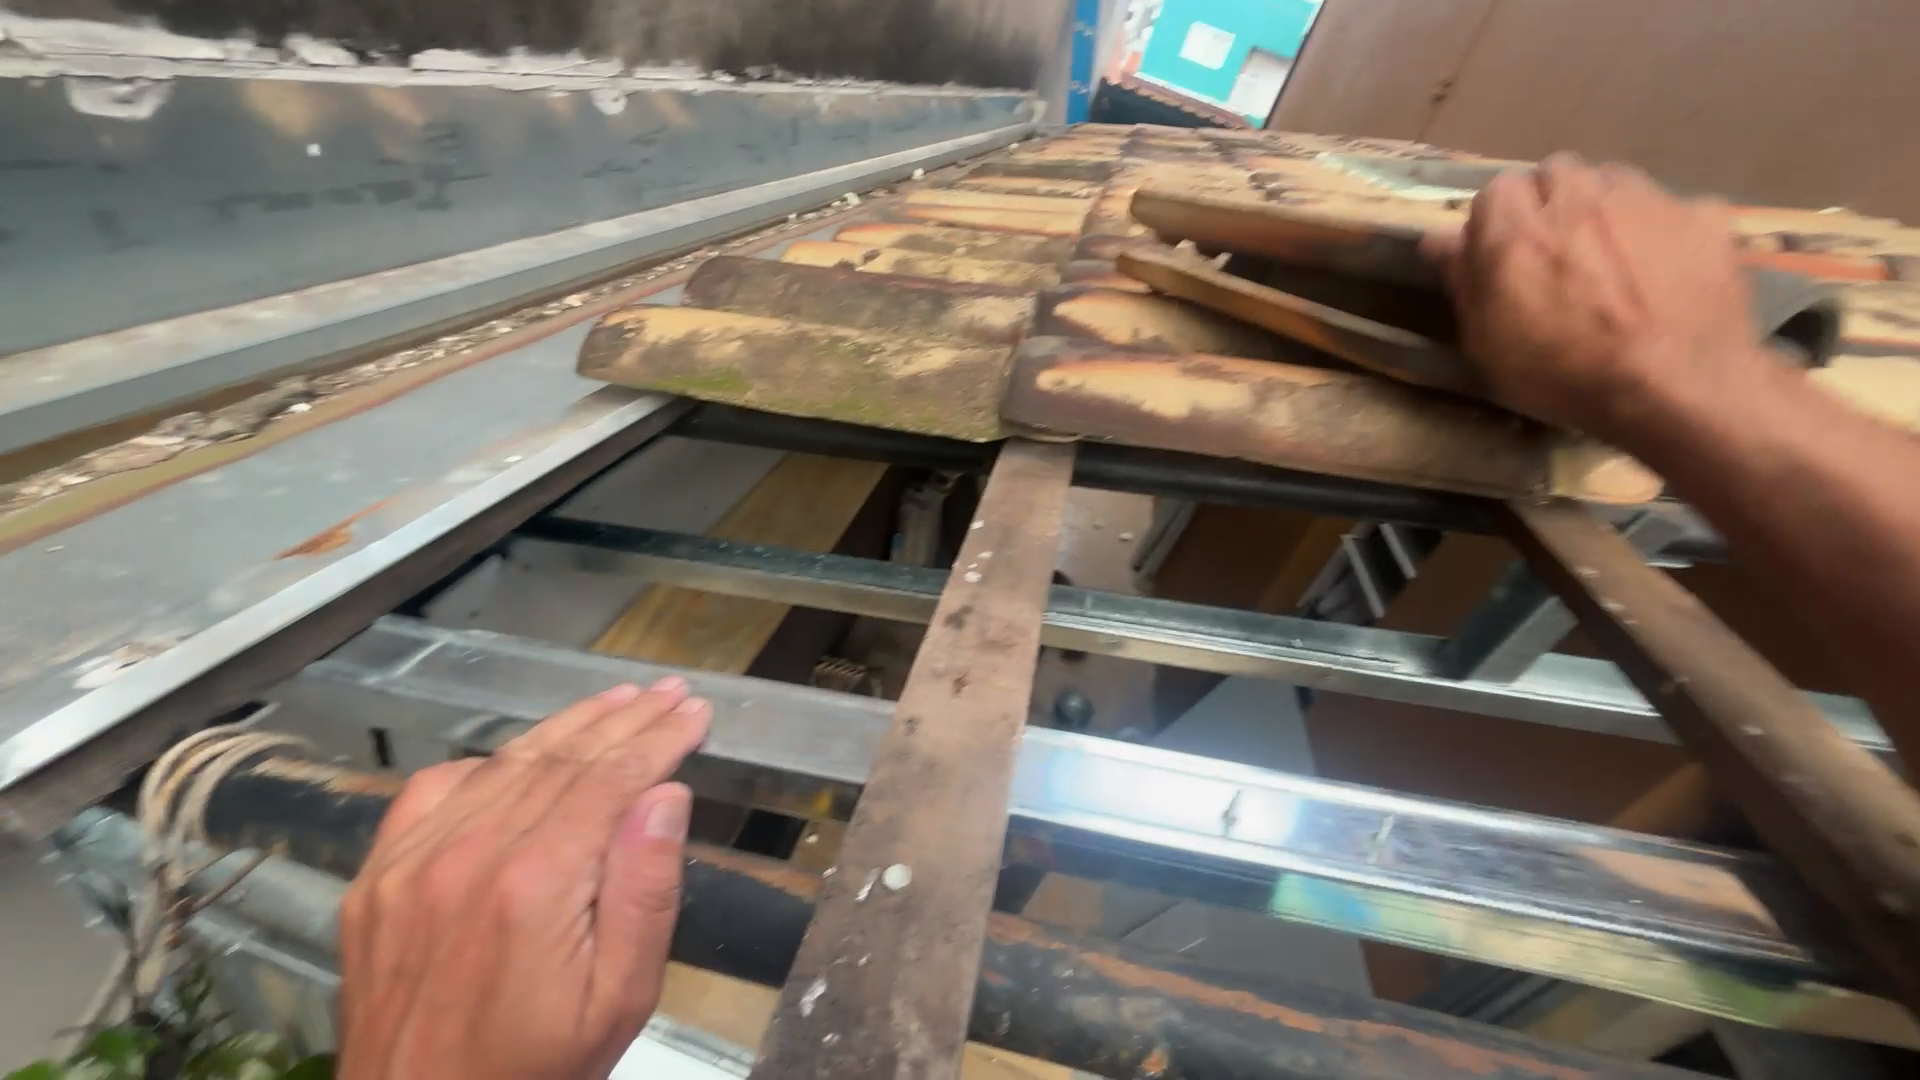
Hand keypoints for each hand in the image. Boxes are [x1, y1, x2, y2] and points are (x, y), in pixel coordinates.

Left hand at [338, 678, 709, 1079]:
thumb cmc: (541, 1066)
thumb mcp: (622, 995)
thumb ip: (647, 890)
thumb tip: (666, 793)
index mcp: (535, 884)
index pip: (612, 780)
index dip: (660, 738)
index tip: (697, 713)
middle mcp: (468, 856)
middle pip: (565, 760)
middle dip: (628, 718)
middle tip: (671, 692)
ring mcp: (411, 863)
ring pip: (508, 762)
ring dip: (572, 724)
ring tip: (619, 699)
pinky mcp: (376, 877)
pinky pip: (437, 788)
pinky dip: (492, 759)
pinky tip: (527, 752)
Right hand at [1422, 154, 1761, 440]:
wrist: (1674, 384)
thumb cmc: (1561, 372)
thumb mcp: (1486, 340)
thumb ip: (1464, 281)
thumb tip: (1439, 240)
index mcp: (1517, 235)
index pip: (1494, 189)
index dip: (1492, 219)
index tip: (1494, 251)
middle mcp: (1579, 202)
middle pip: (1554, 170)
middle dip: (1545, 200)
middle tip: (1547, 246)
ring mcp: (1646, 201)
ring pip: (1610, 177)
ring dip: (1597, 203)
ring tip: (1601, 250)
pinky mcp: (1702, 213)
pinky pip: (1667, 203)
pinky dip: (1653, 225)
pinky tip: (1656, 265)